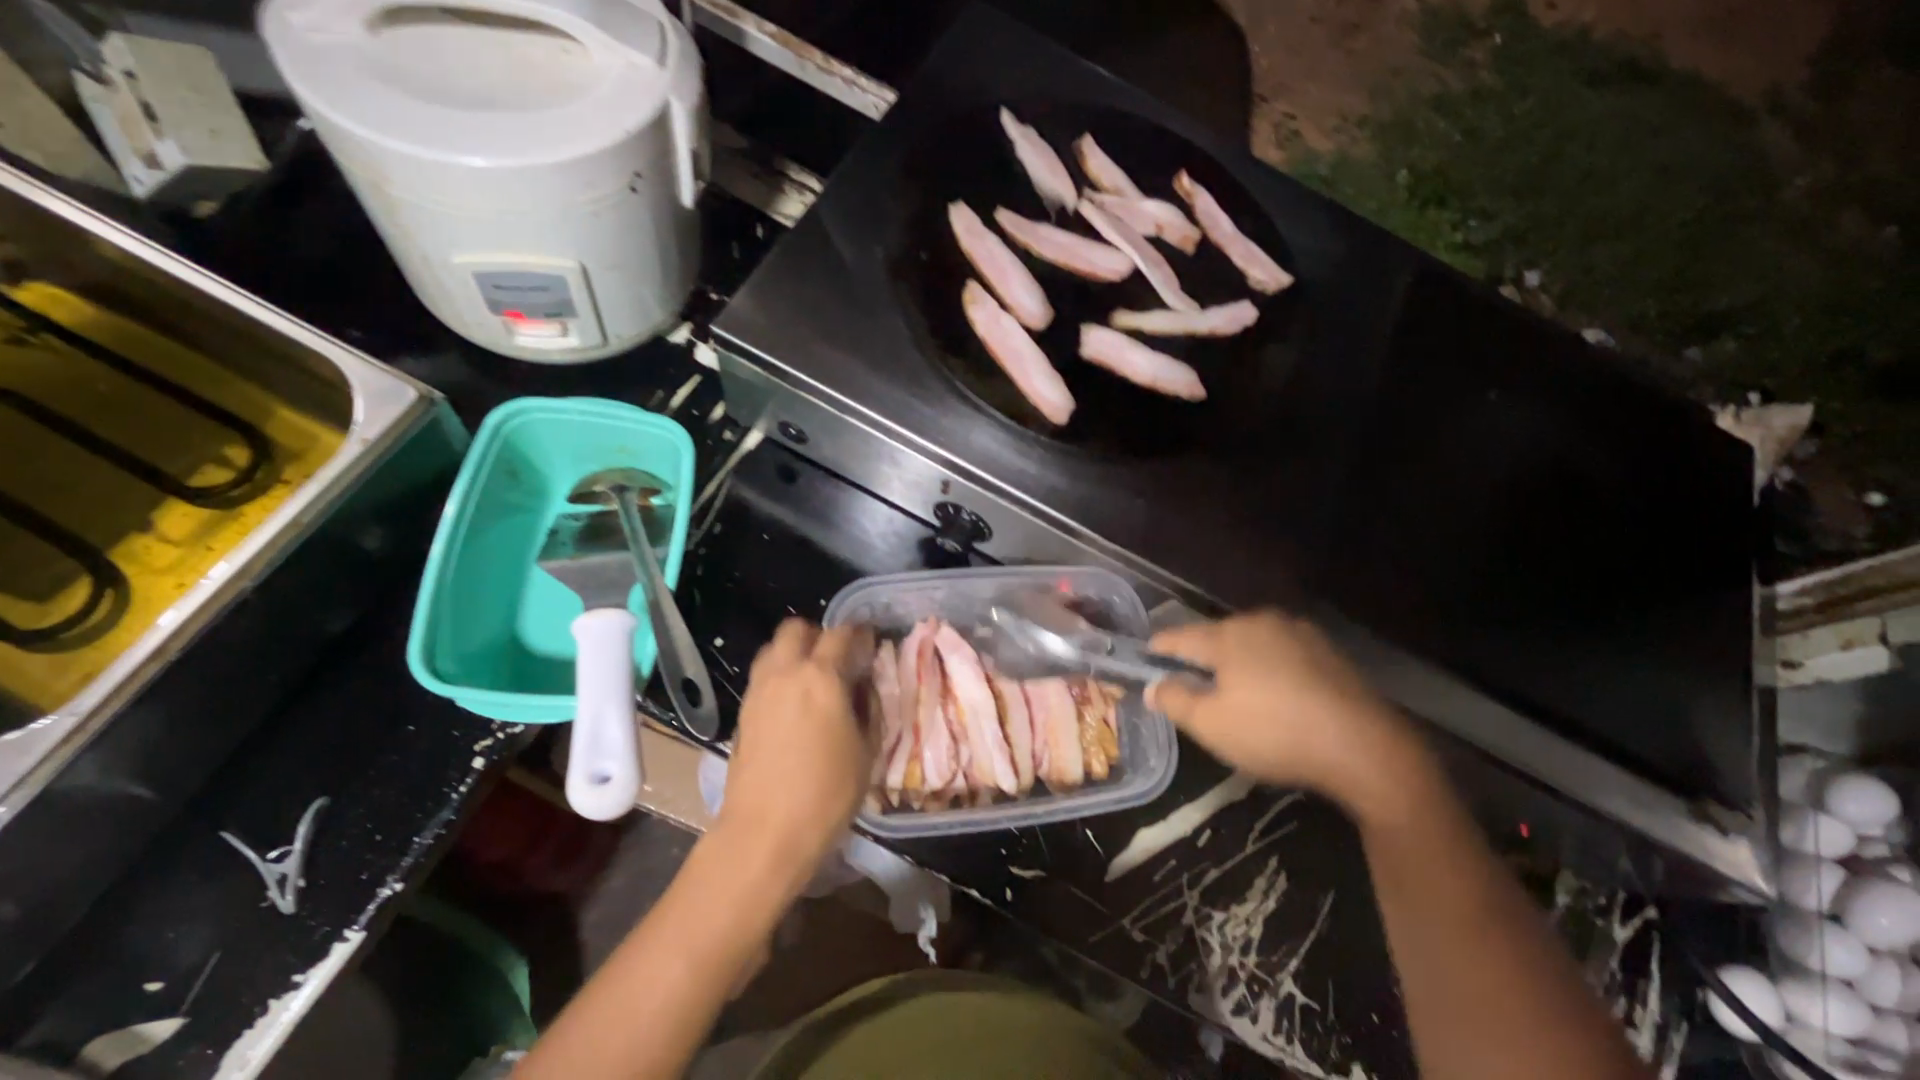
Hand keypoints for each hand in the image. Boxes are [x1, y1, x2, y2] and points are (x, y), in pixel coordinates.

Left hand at [717, 618, 874, 886]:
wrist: (766, 832)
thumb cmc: (827, 793)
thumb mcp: (866, 751)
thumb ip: (868, 709)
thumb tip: (863, 687)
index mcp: (821, 676)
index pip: (842, 634)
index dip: (860, 634)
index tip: (871, 643)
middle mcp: (785, 673)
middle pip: (796, 629)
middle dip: (819, 635)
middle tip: (838, 658)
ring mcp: (758, 691)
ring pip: (773, 650)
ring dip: (794, 653)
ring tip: (814, 680)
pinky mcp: (742, 713)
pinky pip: (763, 678)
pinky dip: (779, 678)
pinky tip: (794, 706)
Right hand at [1147, 611, 1417, 813]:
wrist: (1363, 746)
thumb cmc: (1274, 733)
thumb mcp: (1211, 725)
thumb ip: (1175, 701)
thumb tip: (1152, 685)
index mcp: (1227, 636)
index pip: (1179, 636)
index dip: (1158, 649)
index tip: (1144, 658)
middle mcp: (1261, 622)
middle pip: (1217, 637)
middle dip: (1200, 658)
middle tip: (1189, 684)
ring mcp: (1299, 633)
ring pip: (1252, 644)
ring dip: (1237, 663)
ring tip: (1232, 691)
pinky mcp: (1328, 652)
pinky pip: (1282, 655)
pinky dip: (1269, 669)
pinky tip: (1274, 696)